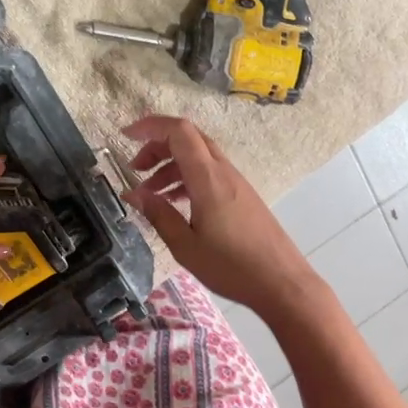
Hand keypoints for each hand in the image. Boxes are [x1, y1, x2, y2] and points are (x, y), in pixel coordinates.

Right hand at [122, 115, 322, 315]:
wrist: (281, 281)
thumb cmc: (231, 267)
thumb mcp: (185, 246)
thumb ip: (158, 214)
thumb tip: (132, 193)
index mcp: (208, 178)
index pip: (179, 131)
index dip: (151, 126)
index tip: (126, 136)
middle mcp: (224, 172)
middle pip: (189, 139)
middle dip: (158, 146)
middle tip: (135, 169)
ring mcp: (236, 183)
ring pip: (200, 157)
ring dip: (172, 166)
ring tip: (150, 193)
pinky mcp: (243, 196)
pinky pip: (210, 174)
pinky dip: (188, 178)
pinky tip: (176, 203)